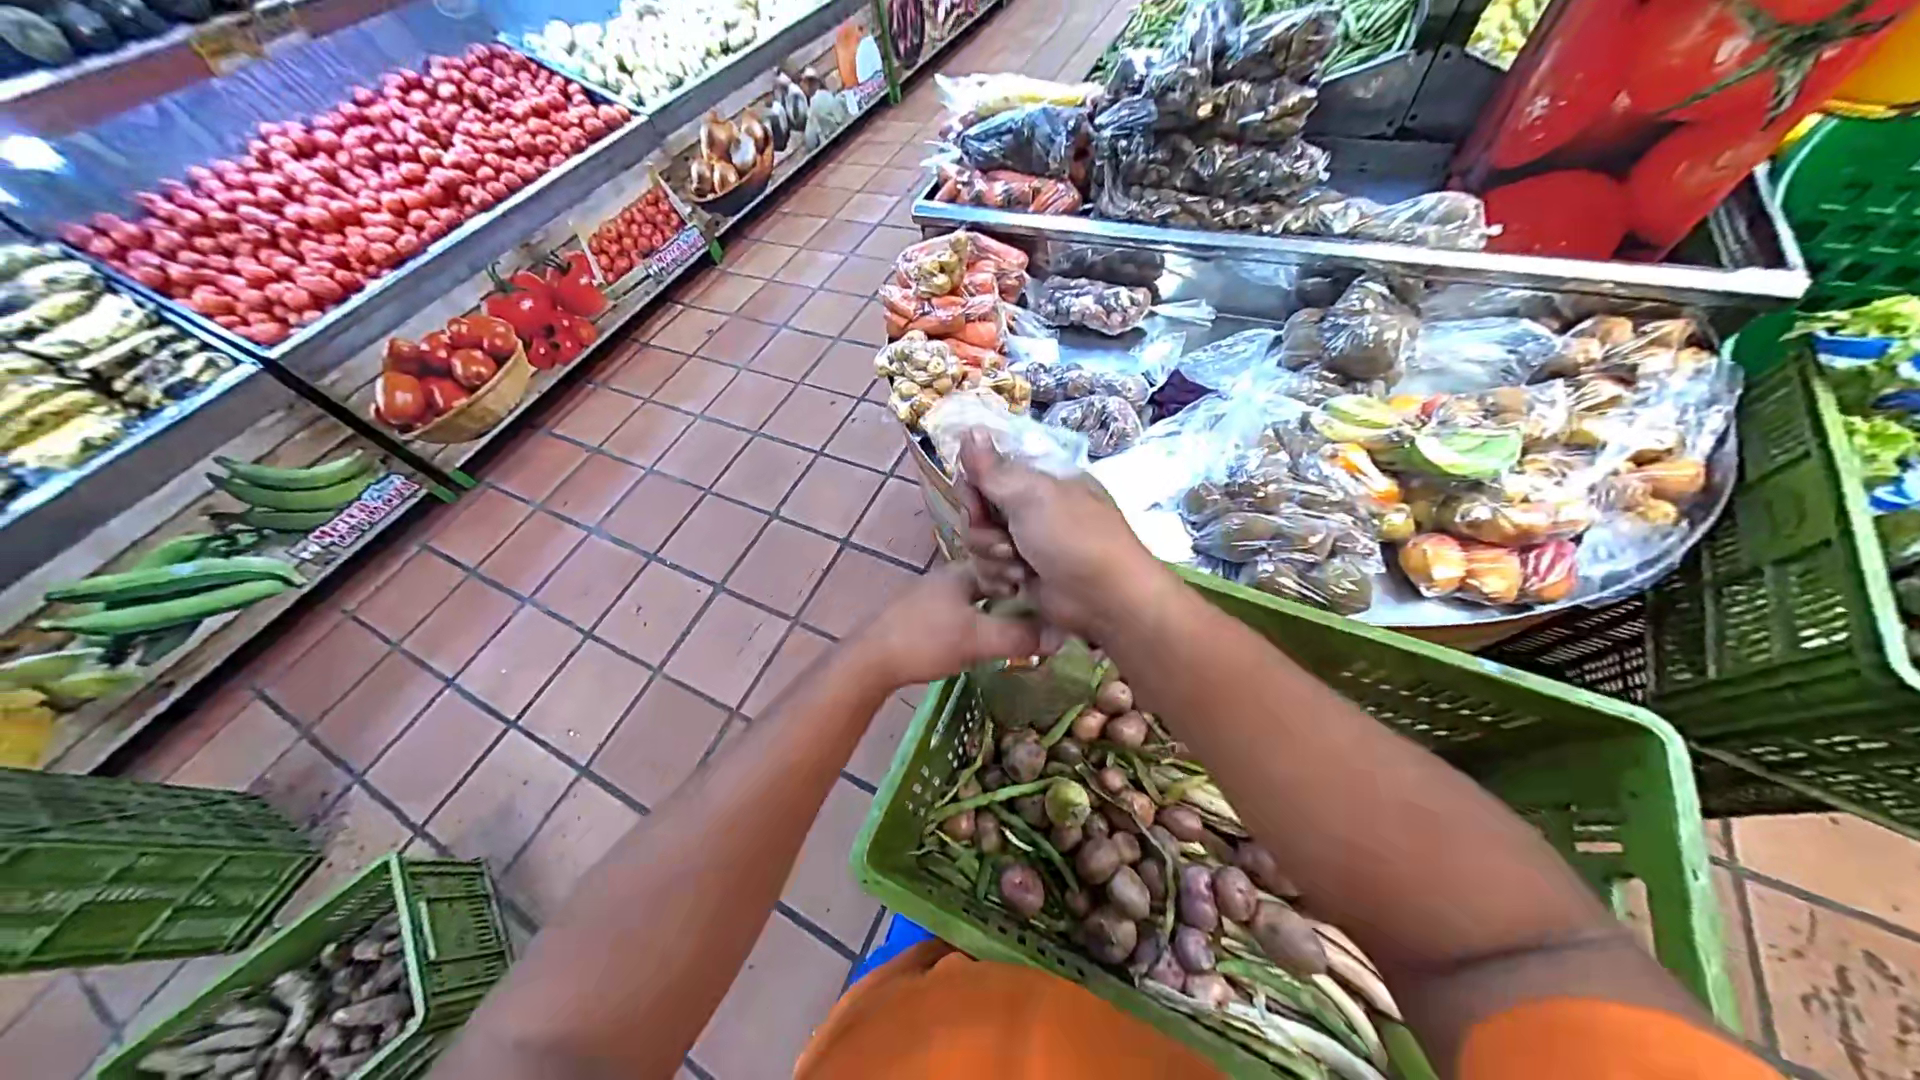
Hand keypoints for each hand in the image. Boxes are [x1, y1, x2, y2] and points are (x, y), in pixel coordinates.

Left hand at [847, 562, 1046, 687]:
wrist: (870, 661)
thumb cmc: (925, 640)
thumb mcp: (978, 639)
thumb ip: (1019, 636)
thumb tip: (1063, 636)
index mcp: (964, 571)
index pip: (1007, 562)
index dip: (1032, 575)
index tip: (1056, 591)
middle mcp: (948, 576)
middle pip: (992, 578)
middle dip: (1017, 591)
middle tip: (1044, 610)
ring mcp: (932, 595)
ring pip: (976, 595)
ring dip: (998, 606)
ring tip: (1022, 624)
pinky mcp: (922, 615)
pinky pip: (962, 610)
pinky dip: (980, 618)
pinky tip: (986, 636)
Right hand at [955, 432, 1171, 640]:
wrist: (1103, 598)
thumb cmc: (1072, 538)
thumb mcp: (1032, 495)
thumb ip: (993, 468)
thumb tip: (969, 429)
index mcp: (1036, 479)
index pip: (984, 472)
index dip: (973, 489)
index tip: (978, 503)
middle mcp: (1027, 507)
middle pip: (975, 510)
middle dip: (984, 531)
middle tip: (1006, 543)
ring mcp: (1022, 541)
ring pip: (977, 543)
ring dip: (994, 559)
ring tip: (1020, 569)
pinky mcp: (1019, 573)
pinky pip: (986, 570)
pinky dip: (998, 579)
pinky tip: (1017, 585)